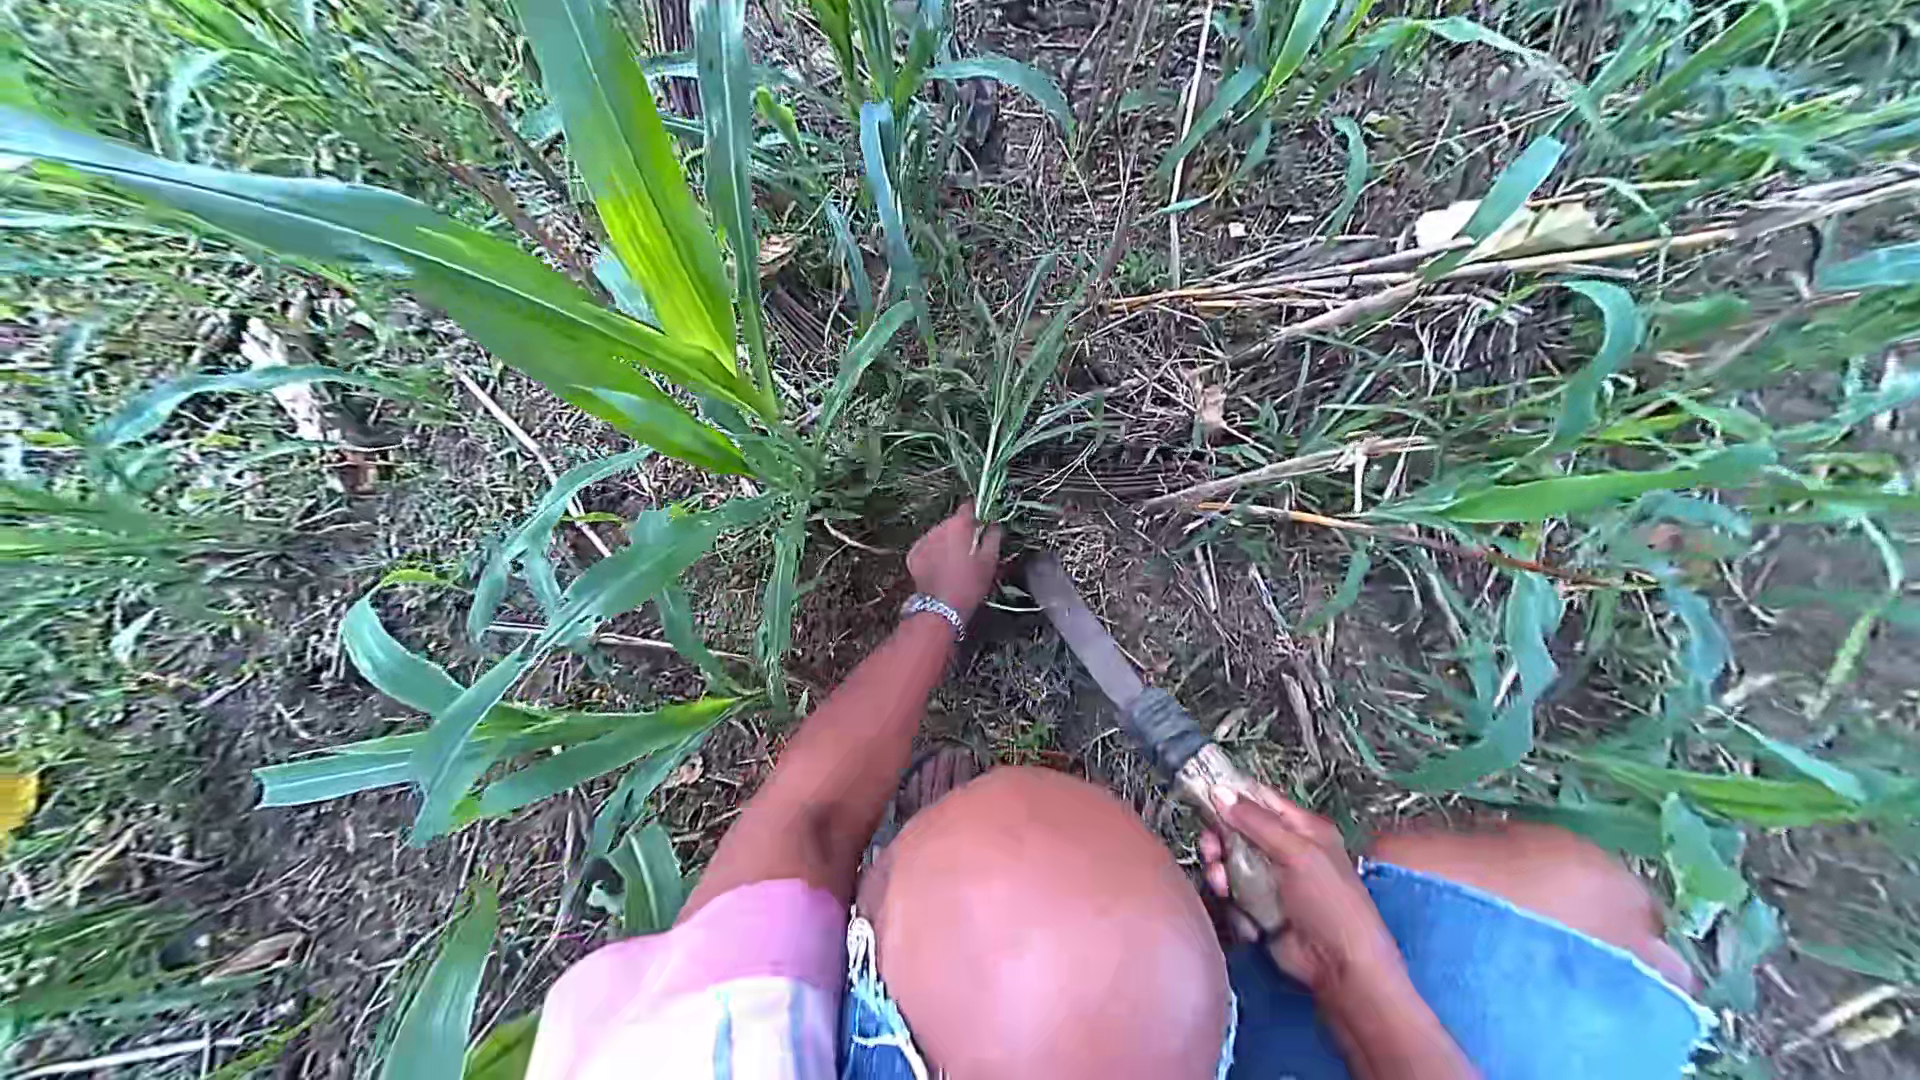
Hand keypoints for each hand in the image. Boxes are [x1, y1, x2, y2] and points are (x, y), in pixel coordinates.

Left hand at [907, 501, 1002, 621]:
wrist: (941, 608)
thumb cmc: (969, 584)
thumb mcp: (990, 560)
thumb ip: (994, 537)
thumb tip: (995, 525)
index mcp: (958, 525)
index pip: (969, 506)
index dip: (978, 513)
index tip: (984, 522)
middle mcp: (938, 528)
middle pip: (953, 522)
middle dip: (962, 531)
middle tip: (972, 549)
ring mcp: (923, 541)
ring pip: (939, 534)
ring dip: (947, 542)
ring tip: (956, 562)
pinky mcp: (913, 556)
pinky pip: (927, 548)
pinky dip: (934, 553)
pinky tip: (942, 568)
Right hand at [1200, 787, 1406, 1005]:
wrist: (1340, 968)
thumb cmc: (1330, 903)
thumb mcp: (1298, 854)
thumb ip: (1256, 821)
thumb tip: (1219, 791)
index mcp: (1303, 828)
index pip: (1260, 798)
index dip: (1232, 794)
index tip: (1203, 793)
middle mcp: (1285, 846)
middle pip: (1238, 826)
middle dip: (1220, 835)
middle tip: (1210, 845)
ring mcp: (1270, 875)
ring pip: (1230, 855)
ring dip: (1220, 864)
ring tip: (1221, 878)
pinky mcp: (1258, 900)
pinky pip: (1232, 883)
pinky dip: (1226, 888)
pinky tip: (1228, 895)